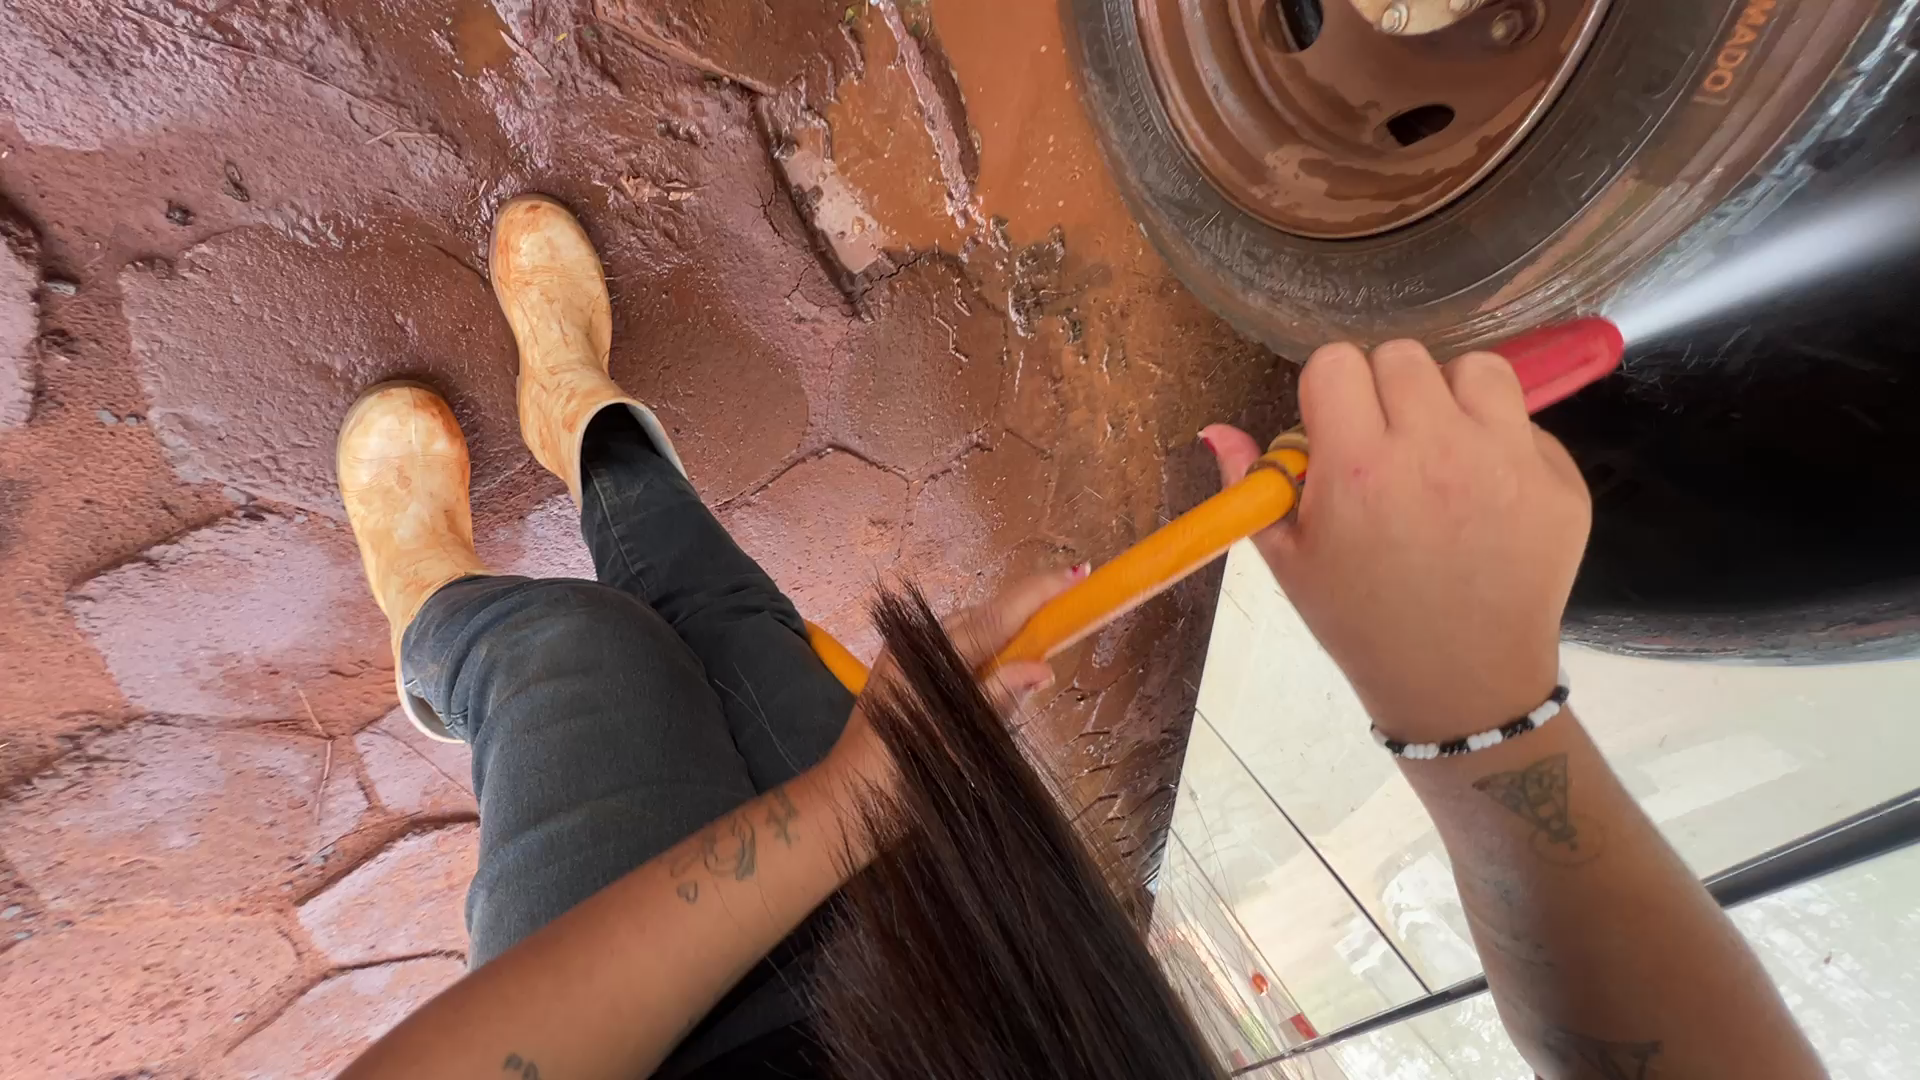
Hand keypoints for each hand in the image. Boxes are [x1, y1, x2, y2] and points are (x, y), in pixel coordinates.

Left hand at [824, 565, 1084, 789]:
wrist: (843, 798)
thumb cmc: (901, 777)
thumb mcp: (957, 743)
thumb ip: (997, 699)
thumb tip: (1044, 668)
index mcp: (932, 658)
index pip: (999, 616)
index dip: (1040, 593)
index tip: (1079, 572)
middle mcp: (919, 644)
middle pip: (987, 616)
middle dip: (1028, 613)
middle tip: (1069, 616)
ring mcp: (907, 653)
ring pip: (970, 629)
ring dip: (1005, 633)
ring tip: (1040, 642)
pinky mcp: (903, 667)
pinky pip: (954, 646)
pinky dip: (981, 650)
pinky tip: (995, 667)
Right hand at [1203, 340, 1590, 742]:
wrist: (1457, 676)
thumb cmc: (1356, 617)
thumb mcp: (1286, 556)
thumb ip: (1251, 484)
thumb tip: (1217, 430)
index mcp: (1356, 469)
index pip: (1335, 363)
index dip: (1324, 387)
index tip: (1329, 423)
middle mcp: (1434, 449)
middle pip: (1401, 355)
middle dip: (1378, 387)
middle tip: (1378, 437)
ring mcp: (1507, 460)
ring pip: (1474, 368)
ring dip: (1445, 395)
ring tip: (1434, 445)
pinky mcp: (1559, 479)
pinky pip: (1522, 419)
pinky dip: (1494, 437)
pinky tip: (1479, 487)